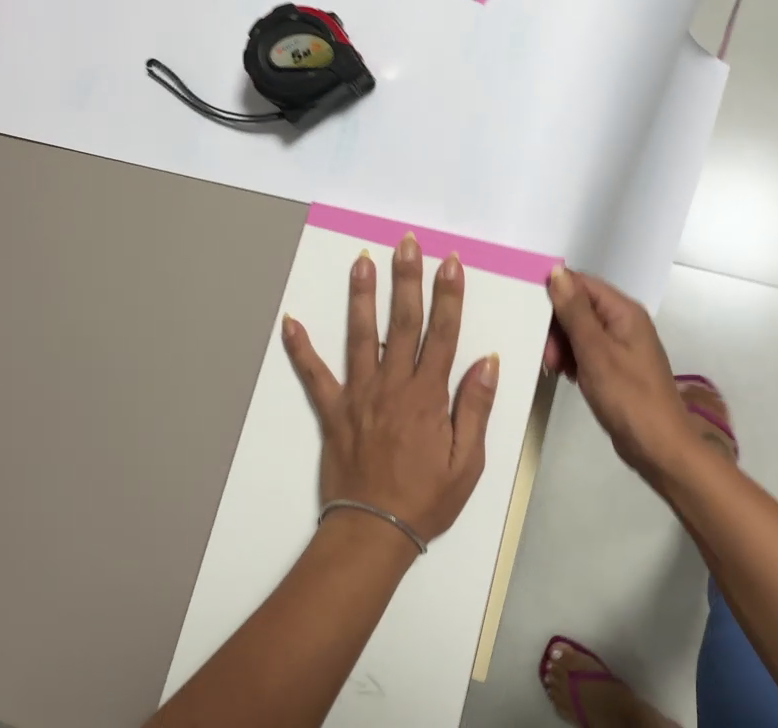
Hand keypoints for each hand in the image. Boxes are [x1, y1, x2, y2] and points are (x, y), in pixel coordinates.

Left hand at [282, 233, 500, 544]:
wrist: (373, 533)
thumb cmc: (426, 499)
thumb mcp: (467, 461)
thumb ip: (475, 407)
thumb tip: (487, 361)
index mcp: (428, 396)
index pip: (442, 334)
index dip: (448, 296)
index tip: (450, 263)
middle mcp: (392, 386)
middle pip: (402, 322)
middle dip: (407, 279)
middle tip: (406, 244)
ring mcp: (359, 396)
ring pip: (360, 336)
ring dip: (361, 296)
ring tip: (361, 261)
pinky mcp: (333, 412)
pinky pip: (314, 375)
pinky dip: (300, 348)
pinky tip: (289, 321)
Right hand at [544, 268, 697, 479]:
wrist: (659, 447)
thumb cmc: (627, 396)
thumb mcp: (595, 351)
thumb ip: (574, 311)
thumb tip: (557, 272)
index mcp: (624, 311)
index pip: (581, 284)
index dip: (555, 294)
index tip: (530, 315)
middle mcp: (625, 322)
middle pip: (580, 306)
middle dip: (557, 326)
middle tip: (547, 355)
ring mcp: (622, 346)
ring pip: (581, 330)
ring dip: (562, 344)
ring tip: (555, 368)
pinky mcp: (617, 368)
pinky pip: (588, 351)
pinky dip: (573, 359)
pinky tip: (565, 375)